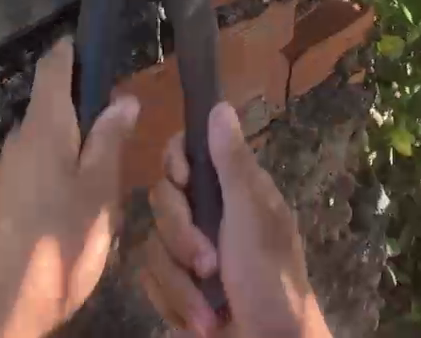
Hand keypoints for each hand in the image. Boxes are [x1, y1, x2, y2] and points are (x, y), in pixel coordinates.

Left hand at [0, 38, 140, 337]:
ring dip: (78, 146)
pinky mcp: (4, 201)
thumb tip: (123, 96)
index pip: (54, 65)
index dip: (75, 48)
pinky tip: (82, 208)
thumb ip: (109, 140)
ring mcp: (9, 171)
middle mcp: (20, 138)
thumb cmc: (57, 243)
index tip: (100, 43)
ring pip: (50, 140)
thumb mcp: (98, 191)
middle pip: (54, 103)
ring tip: (111, 178)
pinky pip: (40, 169)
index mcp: (44, 125)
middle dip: (88, 108)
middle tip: (126, 130)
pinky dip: (63, 172)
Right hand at [139, 103, 330, 337]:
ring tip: (210, 313)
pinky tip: (198, 323)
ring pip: (151, 244)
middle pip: (161, 199)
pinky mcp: (175, 289)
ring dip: (180, 285)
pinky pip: (149, 280)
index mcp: (229, 191)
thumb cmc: (271, 281)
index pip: (185, 153)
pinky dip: (173, 305)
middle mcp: (206, 215)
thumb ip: (231, 161)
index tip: (183, 180)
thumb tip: (219, 105)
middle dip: (181, 239)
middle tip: (209, 264)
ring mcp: (188, 254)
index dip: (175, 163)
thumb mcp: (253, 215)